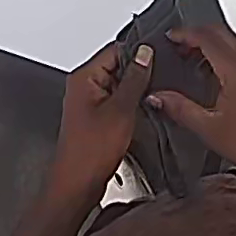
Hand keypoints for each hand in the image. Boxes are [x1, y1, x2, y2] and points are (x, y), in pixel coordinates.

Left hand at [47, 41, 152, 204]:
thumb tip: (144, 53)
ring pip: (120, 84)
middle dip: (139, 73)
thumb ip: (135, 78)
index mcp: (85, 77)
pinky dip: (131, 105)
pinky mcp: (97, 116)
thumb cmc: (90, 152)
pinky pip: (118, 100)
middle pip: (118, 66)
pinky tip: (142, 113)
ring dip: (136, 91)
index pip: (115, 49)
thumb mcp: (120, 110)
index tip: (158, 56)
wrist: (78, 186)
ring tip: (150, 100)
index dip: (137, 52)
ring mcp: (91, 101)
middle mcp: (85, 86)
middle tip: (158, 81)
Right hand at [149, 24, 235, 184]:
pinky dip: (220, 51)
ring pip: (230, 40)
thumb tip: (157, 98)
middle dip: (196, 32)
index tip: (170, 37)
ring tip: (189, 56)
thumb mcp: (210, 128)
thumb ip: (180, 109)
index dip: (185, 33)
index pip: (207, 36)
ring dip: (209, 41)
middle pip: (220, 31)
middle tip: (177, 42)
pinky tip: (209, 71)